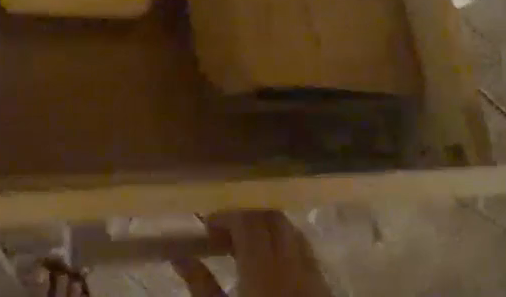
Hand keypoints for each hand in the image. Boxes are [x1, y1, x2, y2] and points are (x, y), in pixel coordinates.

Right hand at [173, 211, 332, 296]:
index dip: (226, 215)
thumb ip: (201, 286)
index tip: (206, 228)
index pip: (247, 220)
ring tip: (245, 250)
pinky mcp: (326, 291)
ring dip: (267, 230)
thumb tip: (180, 256)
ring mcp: (314, 278)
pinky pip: (306, 254)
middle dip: (246, 218)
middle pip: (271, 218)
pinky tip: (271, 269)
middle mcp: (293, 265)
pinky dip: (286, 248)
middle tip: (223, 236)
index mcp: (263, 270)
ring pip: (292, 232)